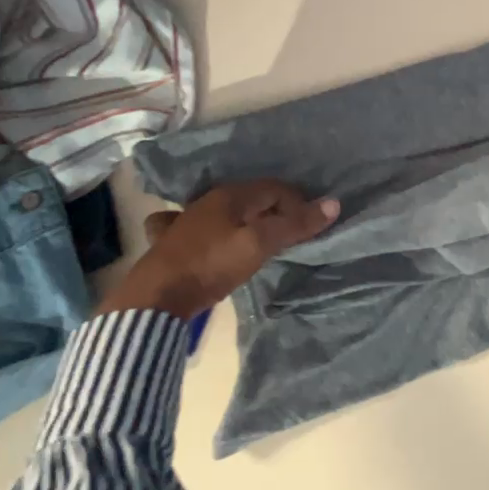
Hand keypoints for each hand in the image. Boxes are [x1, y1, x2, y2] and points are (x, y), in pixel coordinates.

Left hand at [98, 180, 339, 320]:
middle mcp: (207, 201)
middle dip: (273, 208)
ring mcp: (184, 221)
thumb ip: (295, 225)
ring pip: (221, 209)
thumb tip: (334, 203)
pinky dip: (206, 229)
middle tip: (290, 230)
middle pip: (250, 197)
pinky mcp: (168, 243)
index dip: (298, 202)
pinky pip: (193, 227)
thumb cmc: (212, 265)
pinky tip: (201, 237)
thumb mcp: (260, 245)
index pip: (275, 188)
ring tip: (253, 232)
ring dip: (241, 216)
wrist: (153, 301)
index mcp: (231, 195)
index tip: (311, 223)